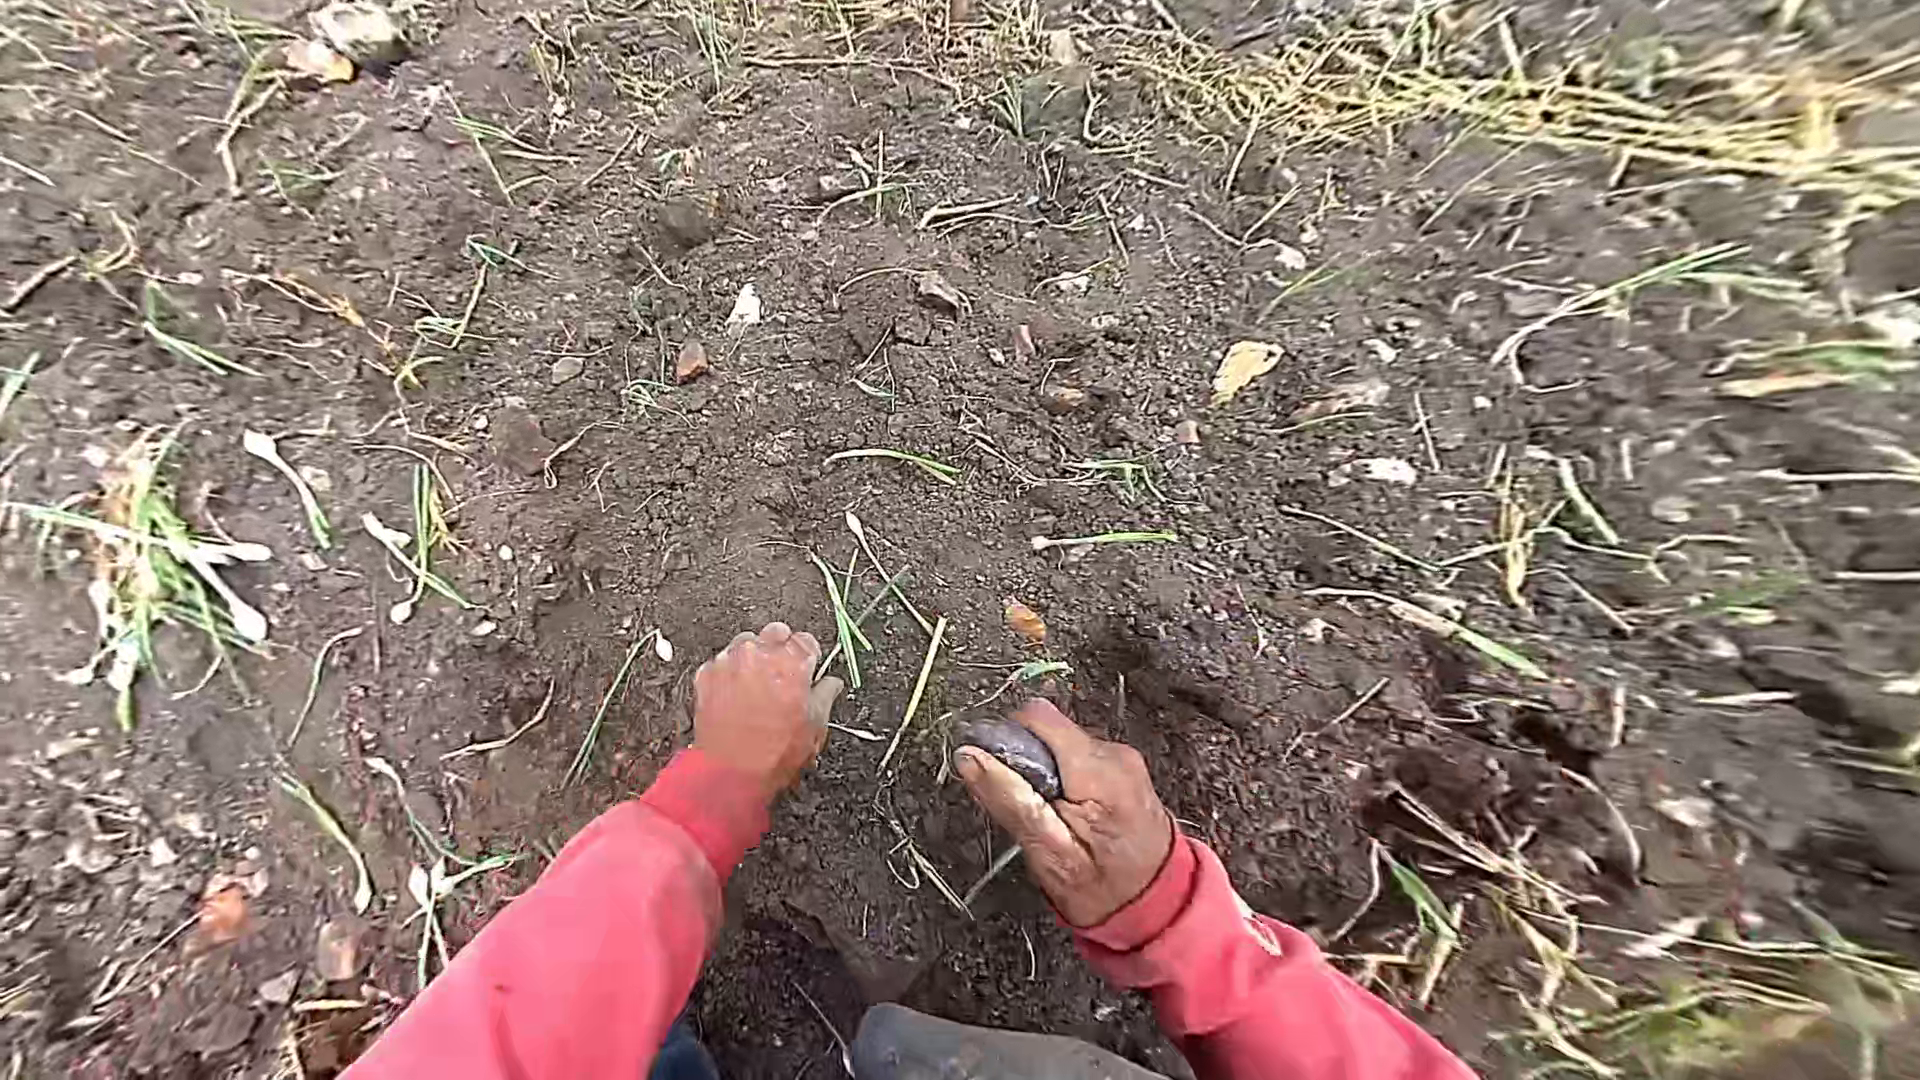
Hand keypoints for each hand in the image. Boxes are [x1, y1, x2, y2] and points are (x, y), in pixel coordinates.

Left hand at [693, 623, 843, 798]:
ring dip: (754, 656)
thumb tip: (831, 683)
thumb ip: (825, 694)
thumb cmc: (774, 752)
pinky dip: (730, 672)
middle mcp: (760, 653)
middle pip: (775, 632)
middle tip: (783, 673)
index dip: (809, 656)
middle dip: (781, 647)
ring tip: (757, 683)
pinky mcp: (707, 675)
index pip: (806, 640)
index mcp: (792, 660)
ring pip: (746, 643)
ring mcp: (730, 661)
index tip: (807, 668)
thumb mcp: (815, 724)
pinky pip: (722, 662)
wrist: (730, 774)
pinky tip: (736, 694)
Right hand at [953, 699, 1173, 926]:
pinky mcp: (1122, 763)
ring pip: (1059, 741)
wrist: (1162, 909)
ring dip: (1044, 769)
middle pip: (1047, 729)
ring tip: (1052, 814)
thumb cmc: (1105, 891)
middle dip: (1027, 760)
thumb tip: (969, 755)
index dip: (1008, 740)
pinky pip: (1077, 753)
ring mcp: (1122, 755)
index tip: (1001, 775)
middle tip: (1030, 808)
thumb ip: (1009, 799)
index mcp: (1098, 770)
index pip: (1036, 717)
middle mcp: (1114, 752)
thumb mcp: (1048, 853)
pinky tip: (1069, 810)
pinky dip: (1063, 774)